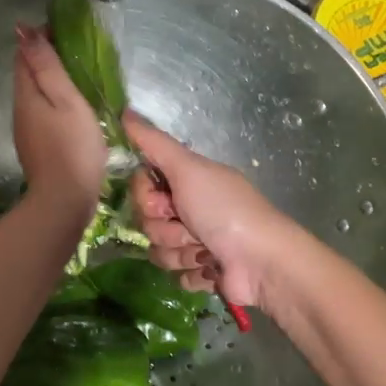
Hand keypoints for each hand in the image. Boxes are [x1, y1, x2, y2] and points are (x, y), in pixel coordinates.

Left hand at [12, 24, 107, 209]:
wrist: (64, 200)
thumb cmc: (72, 146)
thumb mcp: (66, 100)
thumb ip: (47, 66)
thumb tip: (24, 31)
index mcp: (26, 94)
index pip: (24, 55)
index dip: (40, 38)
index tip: (64, 30)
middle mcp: (20, 110)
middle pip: (27, 75)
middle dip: (45, 57)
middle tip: (75, 48)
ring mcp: (27, 131)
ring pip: (35, 96)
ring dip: (50, 81)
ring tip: (77, 75)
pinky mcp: (38, 147)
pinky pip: (43, 114)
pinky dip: (54, 102)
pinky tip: (72, 108)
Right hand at [125, 113, 294, 309]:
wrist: (261, 261)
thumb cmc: (224, 211)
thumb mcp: (189, 169)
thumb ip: (154, 143)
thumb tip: (125, 111)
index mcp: (189, 181)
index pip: (142, 185)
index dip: (146, 195)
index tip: (165, 199)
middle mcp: (191, 208)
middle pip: (147, 220)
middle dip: (164, 228)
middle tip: (188, 226)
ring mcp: (197, 241)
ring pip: (158, 250)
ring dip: (178, 252)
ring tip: (204, 251)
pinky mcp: (202, 272)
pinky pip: (176, 274)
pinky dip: (192, 273)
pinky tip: (212, 268)